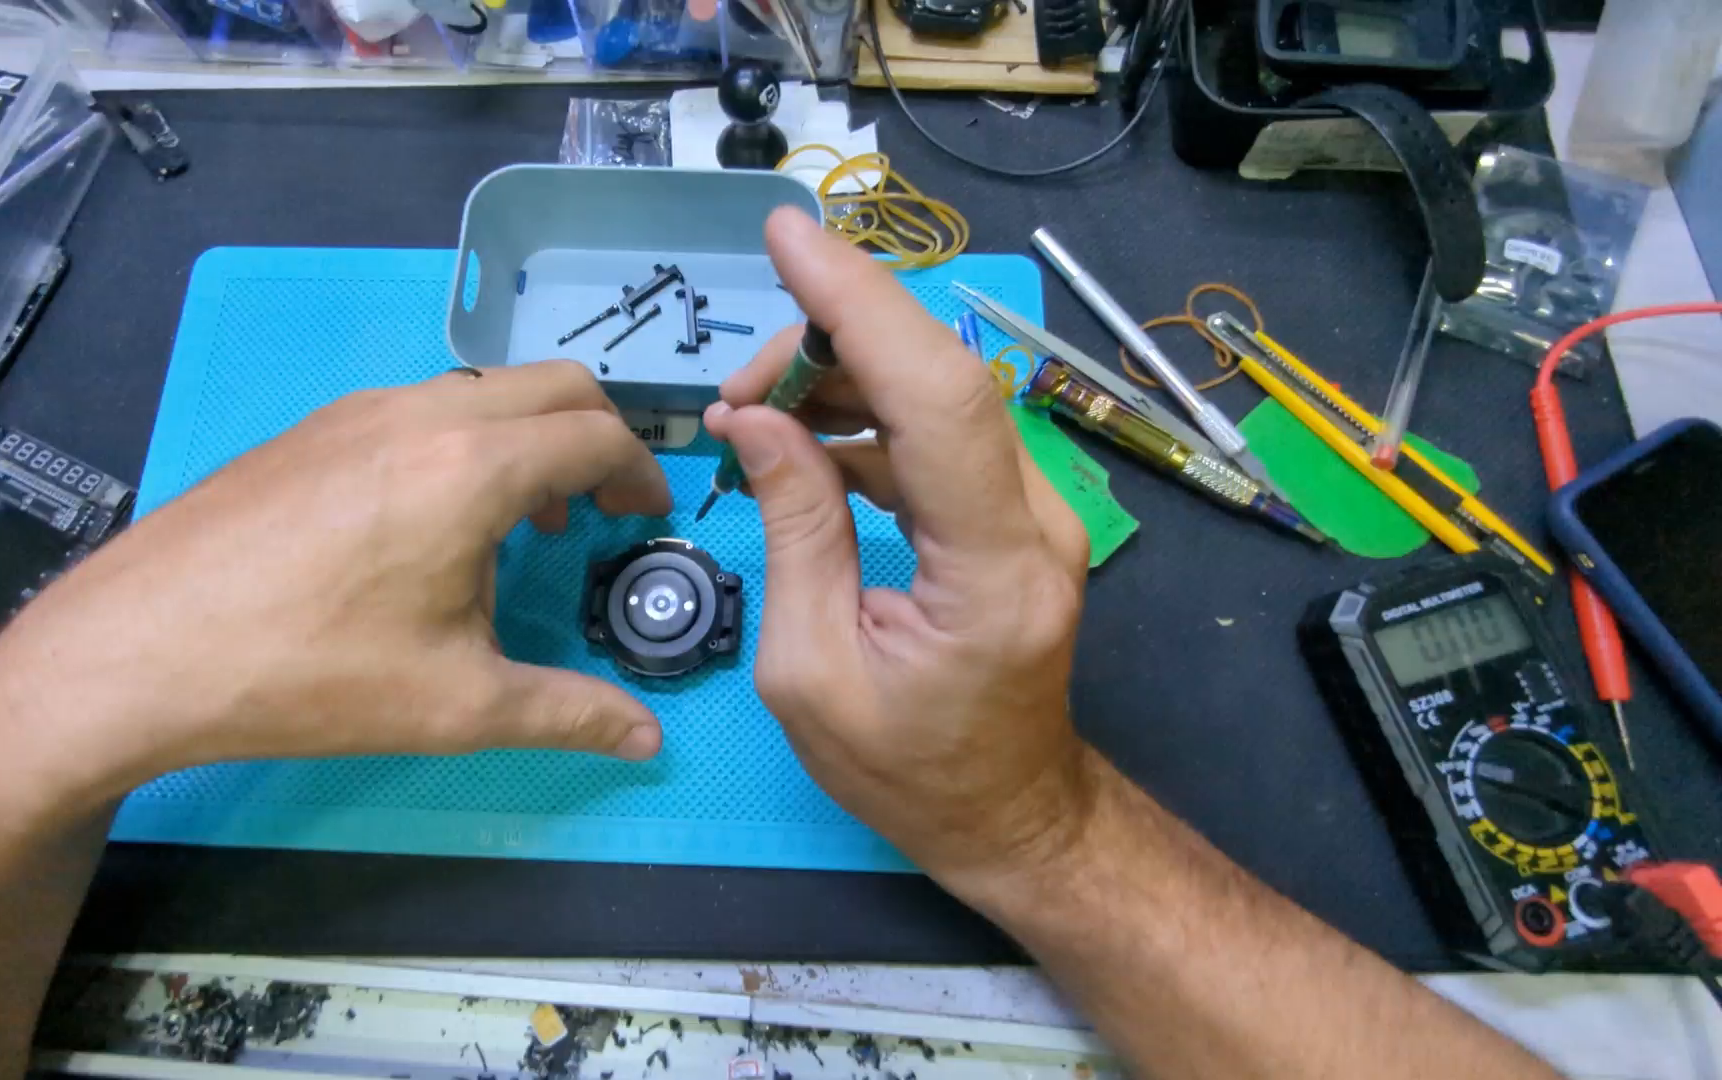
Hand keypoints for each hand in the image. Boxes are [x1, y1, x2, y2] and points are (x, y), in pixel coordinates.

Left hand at [0, 363, 671, 800]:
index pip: (597, 436)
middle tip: (604, 505)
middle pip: (557, 385)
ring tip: (530, 516)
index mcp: (474, 468)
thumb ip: (573, 714)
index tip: (647, 515)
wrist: (129, 656)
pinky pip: (435, 403)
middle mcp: (427, 414)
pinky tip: (446, 514)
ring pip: (494, 387)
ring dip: (538, 436)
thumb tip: (651, 742)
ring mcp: (366, 409)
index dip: (642, 472)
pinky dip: (479, 437)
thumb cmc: (313, 675)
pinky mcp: (322, 424)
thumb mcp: (461, 706)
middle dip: (603, 436)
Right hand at [703, 209, 1093, 900]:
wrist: (1005, 814)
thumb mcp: (809, 669)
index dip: (860, 303)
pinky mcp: (1011, 520)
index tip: (787, 237)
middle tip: (740, 390)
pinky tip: (804, 446)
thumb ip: (793, 531)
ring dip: (841, 384)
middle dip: (829, 347)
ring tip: (756, 416)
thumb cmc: (905, 770)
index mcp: (991, 571)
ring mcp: (1032, 515)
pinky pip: (935, 441)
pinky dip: (865, 425)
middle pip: (938, 379)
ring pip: (936, 400)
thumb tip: (760, 422)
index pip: (937, 395)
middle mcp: (1033, 523)